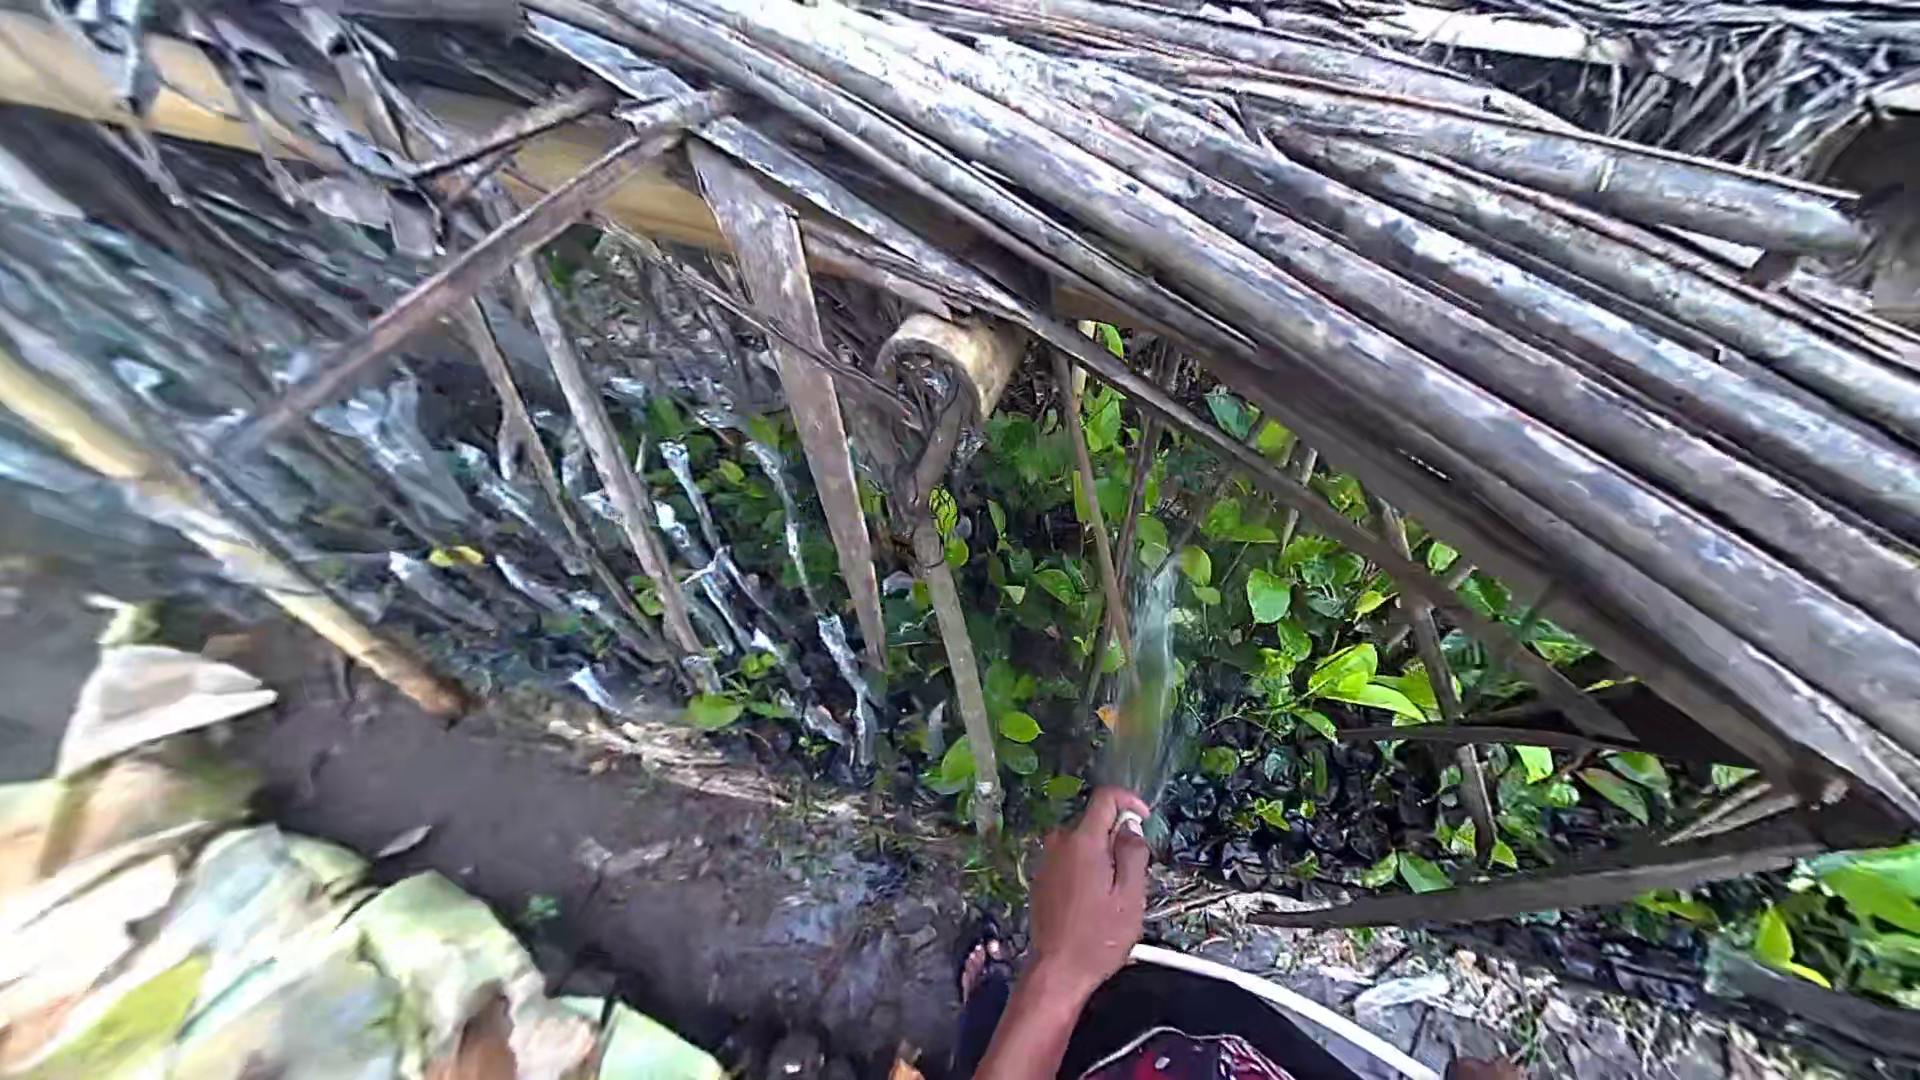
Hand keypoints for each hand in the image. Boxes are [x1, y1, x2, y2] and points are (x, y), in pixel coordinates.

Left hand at [1028, 785, 1150, 999]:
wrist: (1057, 969)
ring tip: (1111, 894)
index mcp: (1083, 840)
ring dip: (1102, 854)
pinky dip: (1086, 865)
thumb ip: (1133, 854)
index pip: (1105, 796)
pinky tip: (1091, 899)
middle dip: (1117, 837)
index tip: (1145, 818)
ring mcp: (1048, 855)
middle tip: (1131, 875)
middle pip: (1095, 821)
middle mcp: (1060, 839)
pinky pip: (1070, 855)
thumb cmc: (1098, 937)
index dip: (1129, 800)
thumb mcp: (1129, 897)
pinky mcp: (1042, 872)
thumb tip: (1130, 826)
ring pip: (1083, 839)